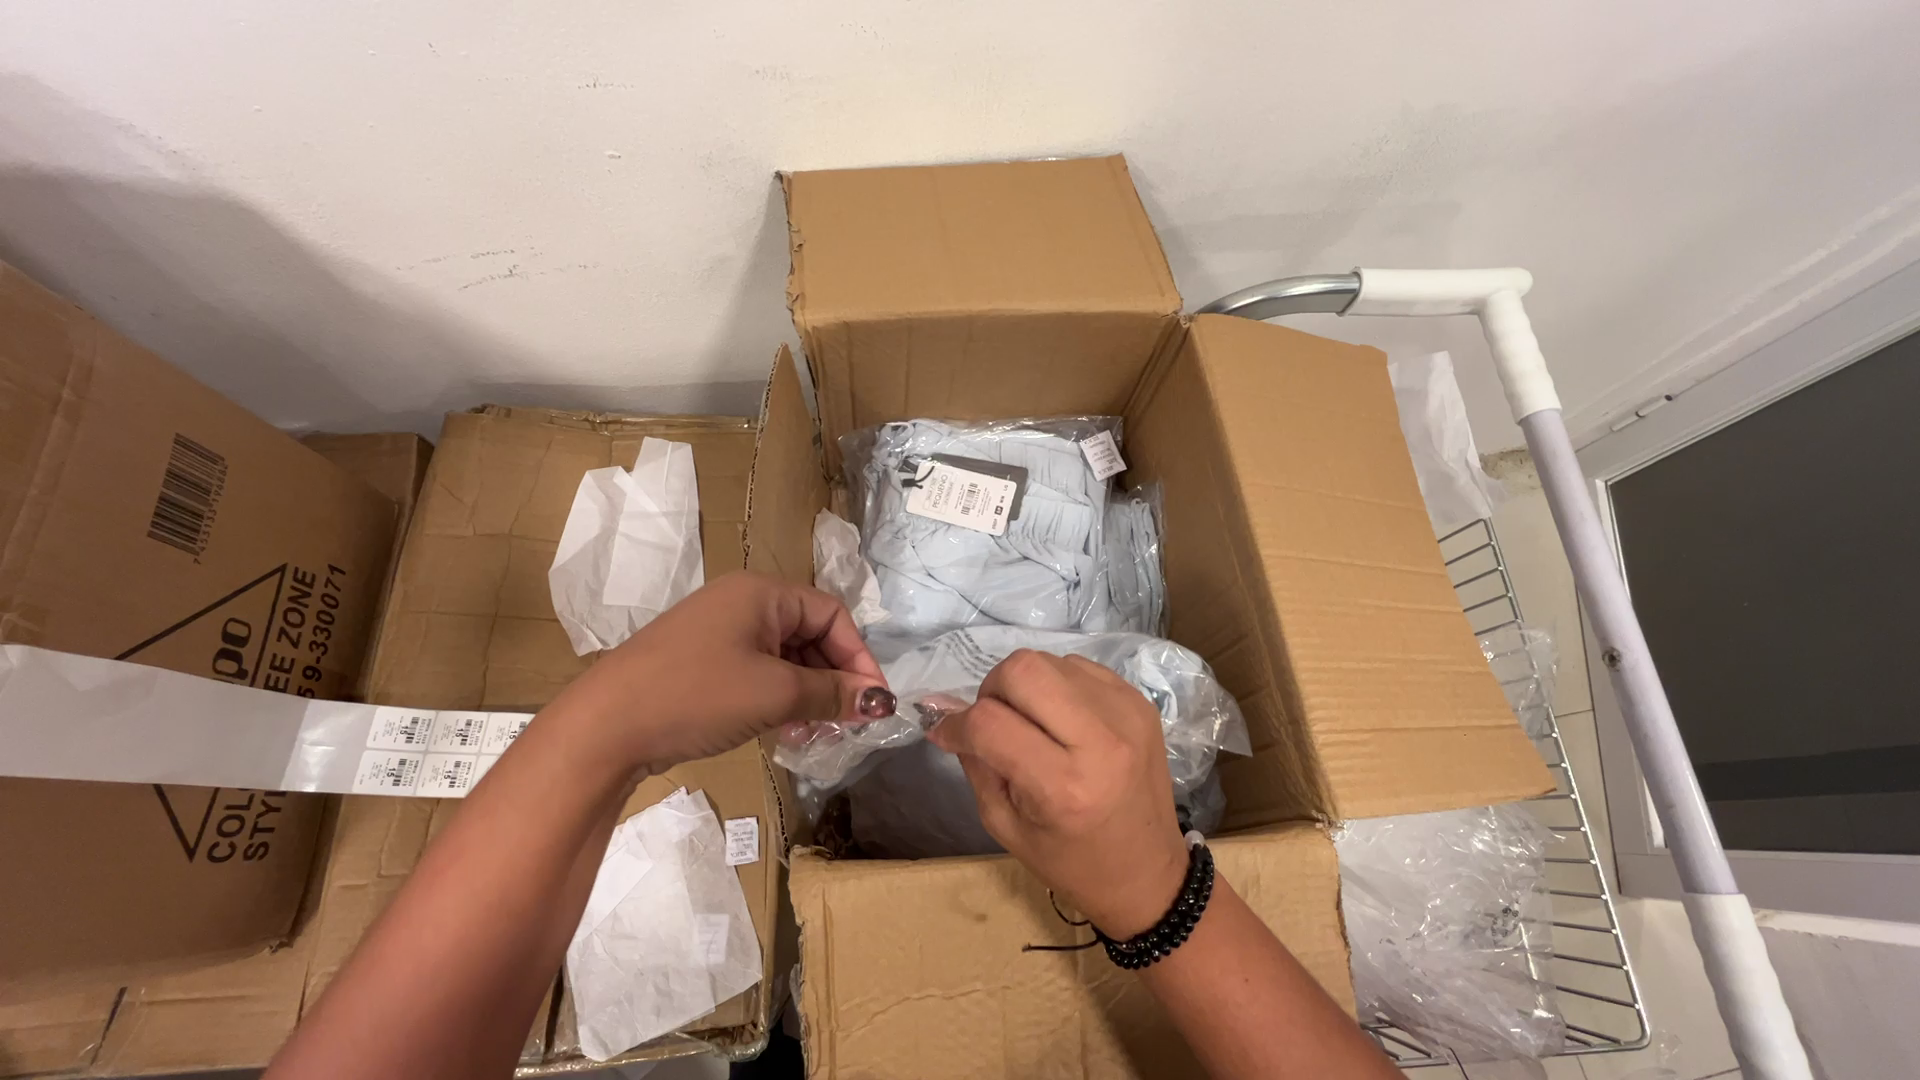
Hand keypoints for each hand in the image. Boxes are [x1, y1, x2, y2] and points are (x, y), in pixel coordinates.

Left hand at [554, 572, 890, 772]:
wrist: (604, 727)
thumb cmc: (697, 695)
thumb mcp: (774, 694)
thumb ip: (832, 694)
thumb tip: (879, 701)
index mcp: (762, 593)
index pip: (832, 615)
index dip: (859, 657)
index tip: (874, 703)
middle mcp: (743, 603)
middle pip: (810, 635)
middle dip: (833, 679)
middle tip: (847, 723)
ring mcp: (719, 633)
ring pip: (784, 657)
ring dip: (807, 693)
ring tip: (815, 732)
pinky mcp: (702, 663)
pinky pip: (757, 673)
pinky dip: (778, 698)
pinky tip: (783, 731)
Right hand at [928, 650, 1187, 937]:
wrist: (1148, 872)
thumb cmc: (1070, 861)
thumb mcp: (1005, 825)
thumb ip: (974, 762)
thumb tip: (942, 714)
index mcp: (1063, 786)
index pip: (989, 723)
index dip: (957, 724)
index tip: (947, 734)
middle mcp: (1100, 740)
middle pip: (1023, 669)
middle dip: (993, 690)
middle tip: (995, 721)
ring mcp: (1126, 714)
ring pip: (1049, 661)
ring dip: (1026, 685)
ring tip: (1031, 722)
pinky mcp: (1140, 701)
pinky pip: (1079, 667)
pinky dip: (1057, 685)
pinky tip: (1062, 720)